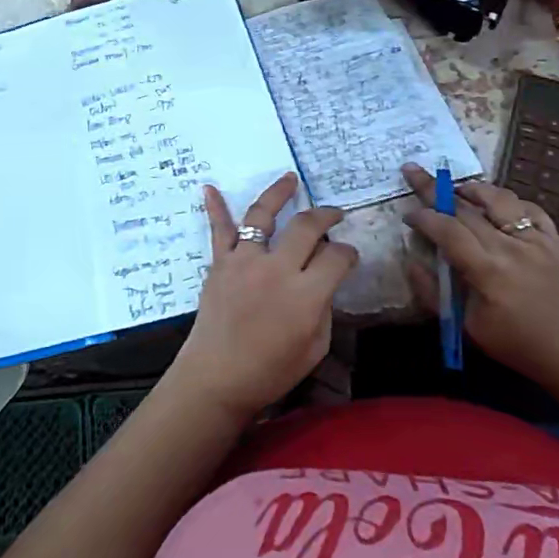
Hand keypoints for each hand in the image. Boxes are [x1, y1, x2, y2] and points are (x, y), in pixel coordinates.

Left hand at [167, 173, 358, 420]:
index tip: (348, 256)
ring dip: (279, 193)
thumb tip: (322, 280)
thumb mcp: (315, 346)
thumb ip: (322, 307)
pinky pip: (219, 230)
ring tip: (290, 178)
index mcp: (306, 294)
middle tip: (334, 214)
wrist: (216, 379)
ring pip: (263, 216)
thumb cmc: (271, 371)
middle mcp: (277, 268)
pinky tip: (210, 188)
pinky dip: (215, 208)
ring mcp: (245, 262)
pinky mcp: (220, 264)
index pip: (337, 257)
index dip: (348, 254)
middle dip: (326, 216)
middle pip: (307, 227)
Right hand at [401, 164, 558, 389]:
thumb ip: (434, 294)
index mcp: (488, 271)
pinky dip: (509, 201)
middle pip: (467, 208)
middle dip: (435, 190)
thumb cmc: (518, 346)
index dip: (424, 217)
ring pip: (500, 199)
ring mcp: (537, 240)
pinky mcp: (555, 241)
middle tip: (414, 173)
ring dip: (474, 188)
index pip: (447, 230)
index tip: (408, 214)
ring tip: (457, 187)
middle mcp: (511, 247)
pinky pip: (530, 209)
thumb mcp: (467, 328)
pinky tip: (497, 204)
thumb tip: (411, 263)